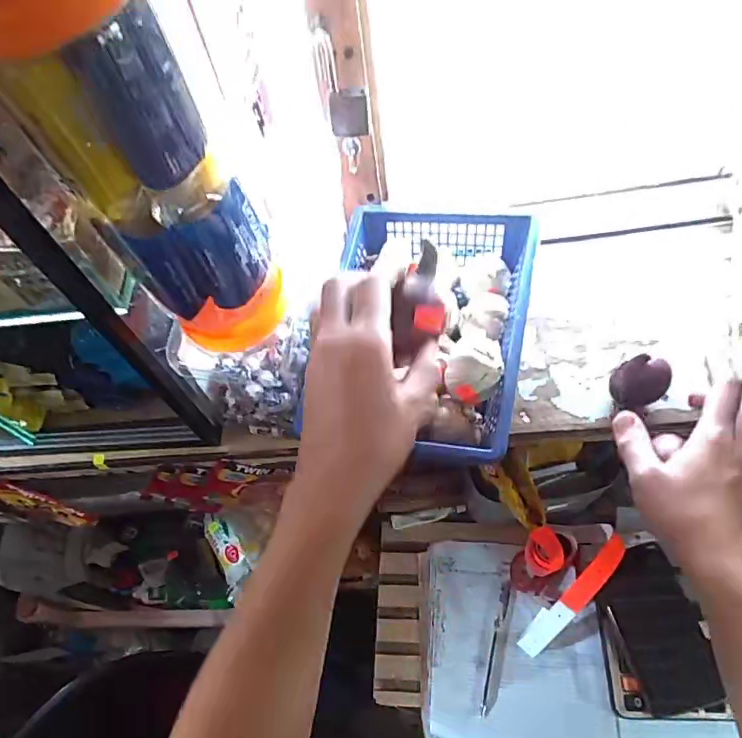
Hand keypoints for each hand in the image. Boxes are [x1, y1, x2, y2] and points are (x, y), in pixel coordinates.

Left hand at [295, 271, 439, 510]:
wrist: (333, 478)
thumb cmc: (379, 443)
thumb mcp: (416, 406)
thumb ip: (428, 367)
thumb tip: (432, 345)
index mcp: (365, 340)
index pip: (373, 283)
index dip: (390, 264)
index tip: (404, 255)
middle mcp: (334, 337)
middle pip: (338, 282)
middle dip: (362, 274)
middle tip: (387, 287)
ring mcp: (316, 353)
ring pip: (324, 304)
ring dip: (346, 295)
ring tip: (373, 313)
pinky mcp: (309, 370)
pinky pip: (321, 328)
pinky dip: (338, 320)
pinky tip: (360, 344)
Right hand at [611, 378, 741, 583]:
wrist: (717, 554)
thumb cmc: (680, 513)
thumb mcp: (645, 477)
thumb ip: (633, 444)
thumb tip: (623, 416)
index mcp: (715, 435)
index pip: (727, 389)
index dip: (708, 385)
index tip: (685, 399)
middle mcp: (739, 444)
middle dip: (719, 403)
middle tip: (690, 415)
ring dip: (721, 429)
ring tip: (688, 448)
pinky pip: (740, 454)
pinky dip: (723, 452)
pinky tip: (698, 474)